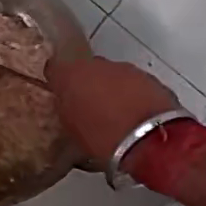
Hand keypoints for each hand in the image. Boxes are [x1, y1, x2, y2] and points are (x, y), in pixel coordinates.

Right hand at [44, 56, 180, 164]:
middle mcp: (97, 65)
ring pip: (112, 75)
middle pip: (86, 69)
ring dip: (111, 89)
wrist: (149, 140)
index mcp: (70, 75)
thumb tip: (69, 104)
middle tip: (88, 106)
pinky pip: (135, 84)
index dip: (57, 80)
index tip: (59, 92)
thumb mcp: (70, 128)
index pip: (54, 67)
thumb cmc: (100, 137)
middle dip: (87, 84)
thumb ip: (66, 109)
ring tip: (115, 114)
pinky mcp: (151, 78)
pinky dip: (133, 95)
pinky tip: (135, 115)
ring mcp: (126, 70)